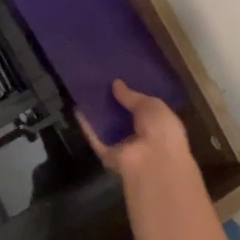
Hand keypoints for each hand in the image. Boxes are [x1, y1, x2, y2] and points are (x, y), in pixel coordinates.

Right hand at [79, 79, 204, 194]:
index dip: (133, 95)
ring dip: (98, 113)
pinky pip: (96, 138)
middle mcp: (141, 136)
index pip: (144, 108)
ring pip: (108, 128)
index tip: (120, 79)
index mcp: (159, 124)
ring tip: (86, 91)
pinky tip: (78, 108)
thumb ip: (132, 95)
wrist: (153, 161)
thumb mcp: (151, 105)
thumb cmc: (161, 130)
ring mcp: (124, 147)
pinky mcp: (108, 155)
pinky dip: (87, 125)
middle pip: (124, 118)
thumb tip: (116, 83)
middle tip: (100, 82)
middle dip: (113, 102)